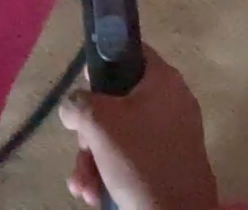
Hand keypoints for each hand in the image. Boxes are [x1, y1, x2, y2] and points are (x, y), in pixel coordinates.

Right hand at [59, 47, 219, 209]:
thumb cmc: (141, 160)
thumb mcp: (100, 124)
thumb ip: (79, 104)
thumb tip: (73, 105)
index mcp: (163, 79)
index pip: (131, 52)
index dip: (104, 62)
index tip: (84, 84)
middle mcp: (172, 101)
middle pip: (120, 101)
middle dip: (91, 131)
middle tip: (82, 149)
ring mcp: (174, 135)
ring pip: (122, 135)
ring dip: (94, 160)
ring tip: (83, 186)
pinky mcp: (171, 165)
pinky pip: (135, 158)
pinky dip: (112, 173)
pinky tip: (95, 196)